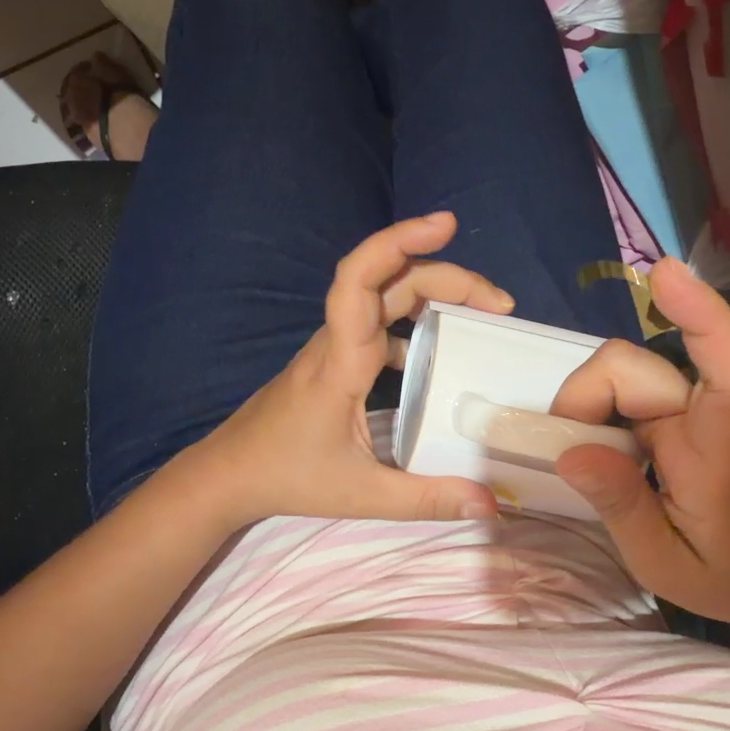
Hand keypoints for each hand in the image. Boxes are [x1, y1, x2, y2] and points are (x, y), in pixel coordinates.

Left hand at [182, 212, 506, 527]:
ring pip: (386, 297)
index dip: (398, 242)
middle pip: (389, 280)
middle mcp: (337, 342)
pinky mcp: (336, 359)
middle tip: (500, 303)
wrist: (229, 474)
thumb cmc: (287, 476)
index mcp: (339, 362)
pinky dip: (417, 322)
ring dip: (434, 292)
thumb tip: (490, 504)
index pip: (359, 281)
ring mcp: (335, 347)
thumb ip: (426, 499)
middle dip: (447, 276)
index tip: (446, 226)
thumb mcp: (361, 495)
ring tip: (484, 314)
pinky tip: (443, 350)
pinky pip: (381, 324)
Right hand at [549, 259, 729, 644]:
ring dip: (585, 407)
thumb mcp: (662, 564)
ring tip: (584, 464)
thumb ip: (621, 507)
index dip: (705, 318)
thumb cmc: (728, 579)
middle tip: (569, 460)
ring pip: (621, 373)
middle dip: (584, 398)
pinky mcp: (672, 417)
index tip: (666, 274)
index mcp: (717, 459)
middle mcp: (703, 420)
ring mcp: (686, 414)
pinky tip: (595, 448)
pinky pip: (621, 391)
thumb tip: (569, 451)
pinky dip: (593, 410)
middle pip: (635, 367)